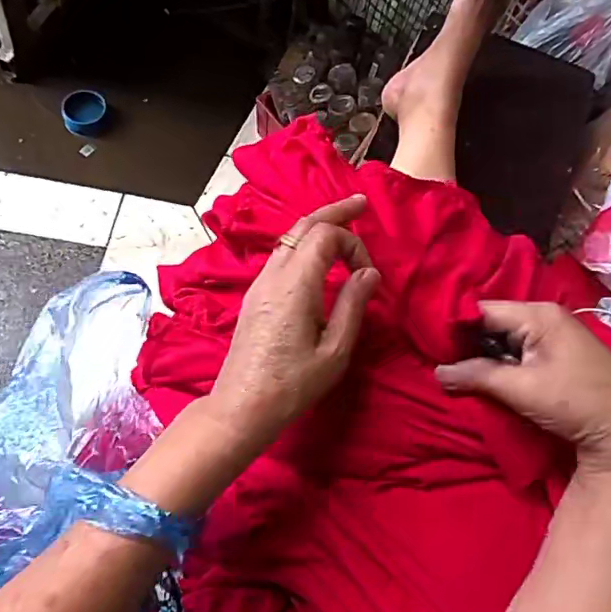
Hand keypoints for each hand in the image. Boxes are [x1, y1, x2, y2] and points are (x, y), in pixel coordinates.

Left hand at [210, 195, 380, 448]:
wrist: (242, 407)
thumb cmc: (291, 385)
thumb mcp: (334, 351)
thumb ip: (353, 305)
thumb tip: (368, 273)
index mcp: (294, 285)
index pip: (324, 235)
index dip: (352, 243)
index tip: (368, 274)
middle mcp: (272, 276)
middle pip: (302, 226)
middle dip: (333, 212)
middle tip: (360, 204)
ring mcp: (258, 285)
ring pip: (288, 240)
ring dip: (316, 229)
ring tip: (342, 227)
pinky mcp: (254, 298)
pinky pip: (281, 257)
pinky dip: (303, 247)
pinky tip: (317, 259)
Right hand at [435, 301, 610, 476]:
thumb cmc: (577, 403)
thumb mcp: (521, 389)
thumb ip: (477, 376)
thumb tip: (436, 372)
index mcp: (539, 315)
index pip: (483, 311)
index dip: (455, 327)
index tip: (431, 347)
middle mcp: (547, 317)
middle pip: (493, 323)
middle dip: (468, 343)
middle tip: (442, 362)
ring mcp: (556, 336)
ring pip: (505, 339)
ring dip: (485, 357)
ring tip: (459, 372)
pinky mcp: (559, 356)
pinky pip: (519, 351)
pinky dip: (502, 364)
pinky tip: (487, 378)